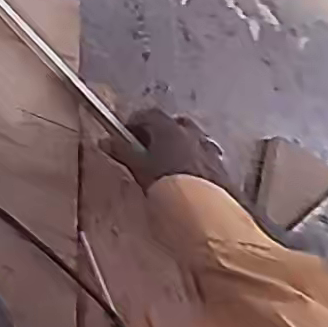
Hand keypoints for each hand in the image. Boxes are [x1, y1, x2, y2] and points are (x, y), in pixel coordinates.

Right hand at [101, 109, 232, 191]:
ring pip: (192, 141)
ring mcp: (210, 152)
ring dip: (181, 147)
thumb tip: (104, 141)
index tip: (126, 135)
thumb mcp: (137, 166)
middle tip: (150, 148)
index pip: (148, 114)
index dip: (135, 122)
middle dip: (162, 132)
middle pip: (174, 124)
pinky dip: (195, 163)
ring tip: (169, 164)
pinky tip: (187, 178)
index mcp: (168, 128)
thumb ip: (121, 151)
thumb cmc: (166, 182)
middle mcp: (191, 135)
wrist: (207, 212)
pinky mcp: (223, 170)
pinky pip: (205, 159)